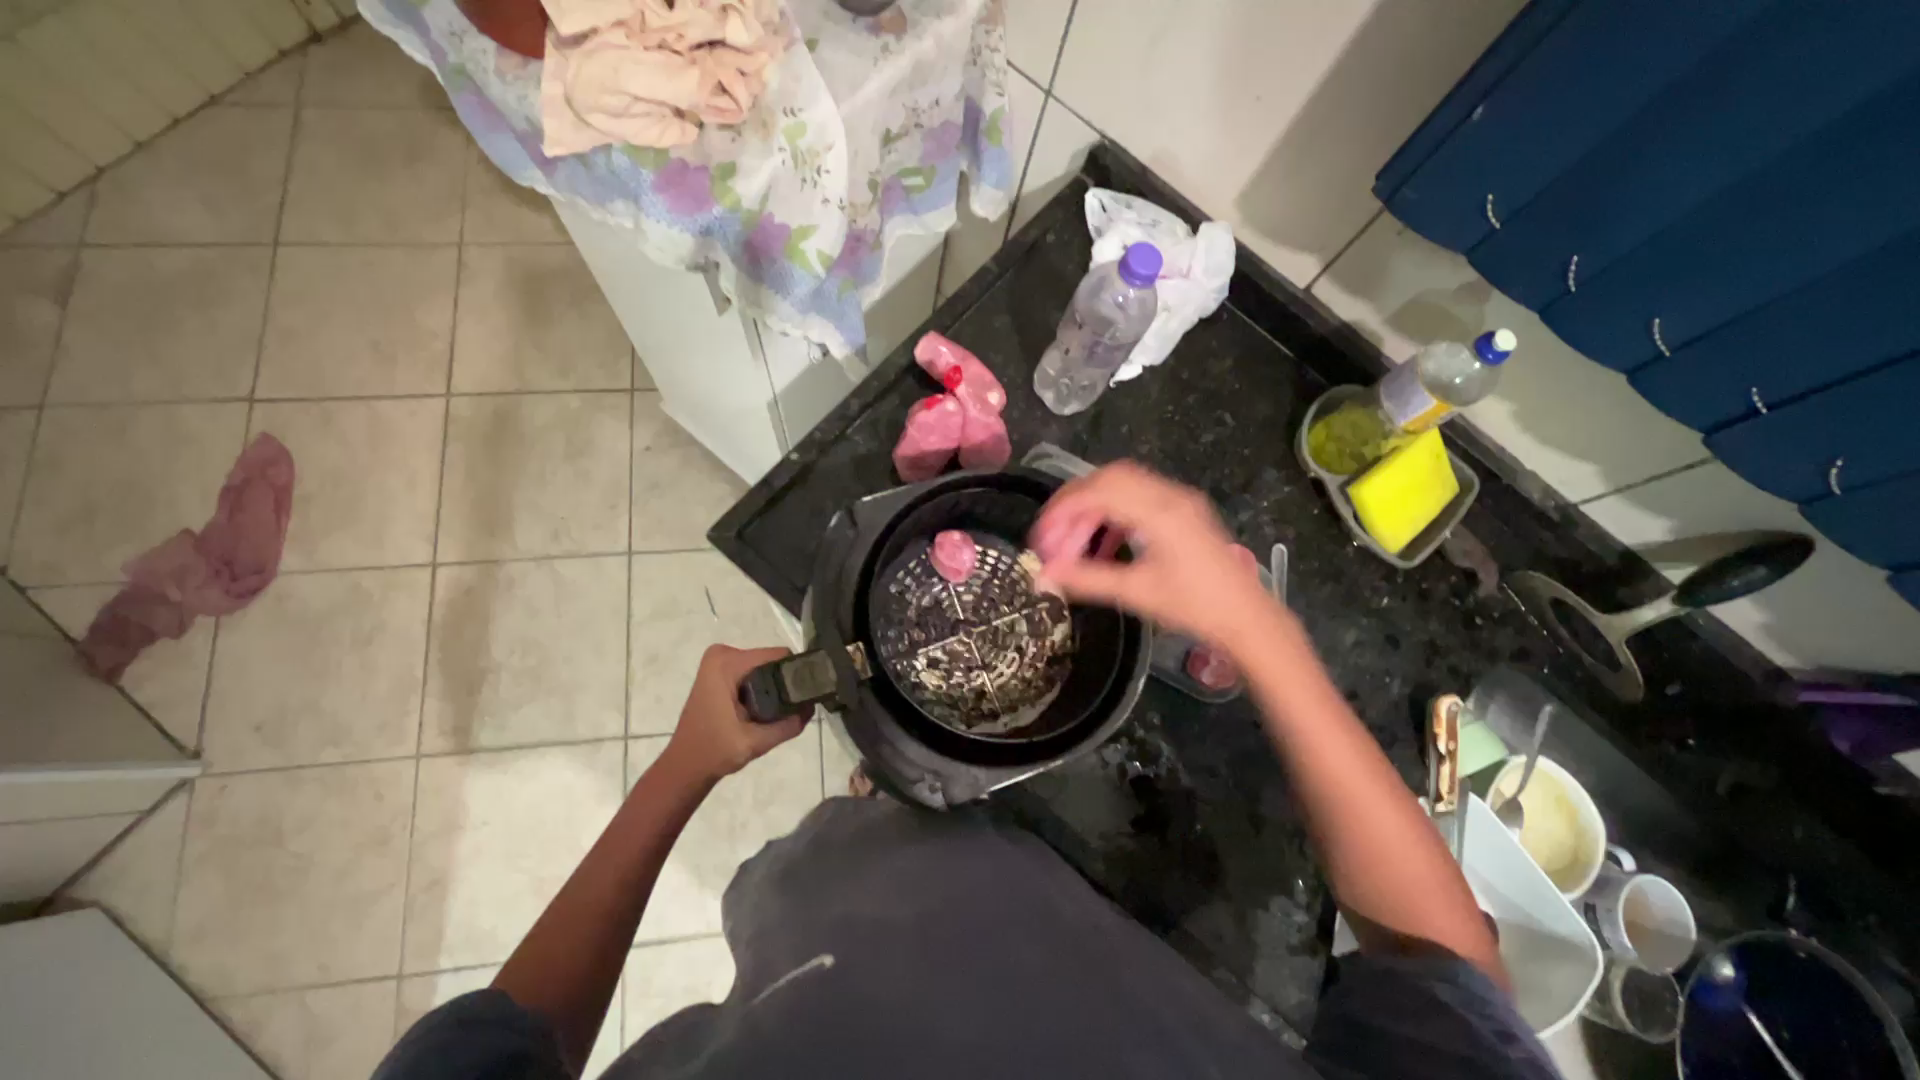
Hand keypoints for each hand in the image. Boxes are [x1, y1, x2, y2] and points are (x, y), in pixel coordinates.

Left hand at [664, 645, 806, 782]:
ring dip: (773, 690)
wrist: (685, 766)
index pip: (778, 656)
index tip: (806, 697)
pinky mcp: (719, 674)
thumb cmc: (714, 752)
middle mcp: (722, 655)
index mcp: (727, 663)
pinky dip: (761, 691)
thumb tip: (812, 708)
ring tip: (778, 715)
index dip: (795, 674)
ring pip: (764, 669)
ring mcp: (719, 663)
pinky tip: (763, 713)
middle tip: (791, 712)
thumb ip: (788, 725)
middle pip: (771, 662)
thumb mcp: (755, 741)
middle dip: (784, 684)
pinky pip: (752, 675)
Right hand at [1029, 462, 1288, 655]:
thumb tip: (1043, 576)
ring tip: (1073, 542)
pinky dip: (1113, 513)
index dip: (1063, 510)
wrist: (1248, 618)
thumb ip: (1087, 579)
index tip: (1041, 537)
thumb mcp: (1136, 593)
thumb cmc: (1195, 607)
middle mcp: (1169, 496)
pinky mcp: (1185, 512)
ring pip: (1123, 485)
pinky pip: (1139, 497)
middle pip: (1109, 479)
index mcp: (1158, 511)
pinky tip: (1103, 544)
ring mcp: (1180, 501)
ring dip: (1093, 508)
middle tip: (1052, 535)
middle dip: (1074, 504)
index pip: (1098, 492)